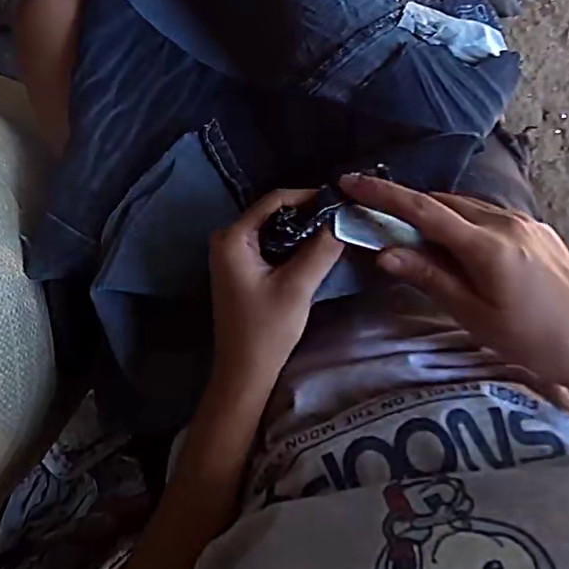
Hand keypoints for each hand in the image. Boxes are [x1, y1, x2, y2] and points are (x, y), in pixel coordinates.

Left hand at [208, 189, 346, 390]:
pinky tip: (315, 248)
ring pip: (273, 227)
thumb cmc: (266, 330)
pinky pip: (269, 242)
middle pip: (272, 211)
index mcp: (232, 237)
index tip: (338, 200)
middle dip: (307, 212)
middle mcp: (226, 238)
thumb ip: (320, 250)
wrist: (245, 372)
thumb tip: (342, 219)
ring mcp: (231, 253)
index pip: (274, 200)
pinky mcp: (240, 267)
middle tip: (340, 216)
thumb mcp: (297, 287)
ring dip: (302, 228)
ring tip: (334, 229)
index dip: (308, 196)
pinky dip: (292, 243)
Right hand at [340, 175, 568, 389]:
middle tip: (375, 217)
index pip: (423, 210)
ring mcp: (525, 222)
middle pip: (442, 202)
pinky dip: (461, 222)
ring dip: (434, 214)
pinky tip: (457, 246)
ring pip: (465, 206)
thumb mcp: (473, 314)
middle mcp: (506, 222)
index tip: (351, 181)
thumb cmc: (532, 339)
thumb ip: (429, 276)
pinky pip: (487, 215)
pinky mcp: (537, 229)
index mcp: (487, 245)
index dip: (382, 194)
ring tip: (414, 237)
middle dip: (405, 205)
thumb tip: (385, 252)